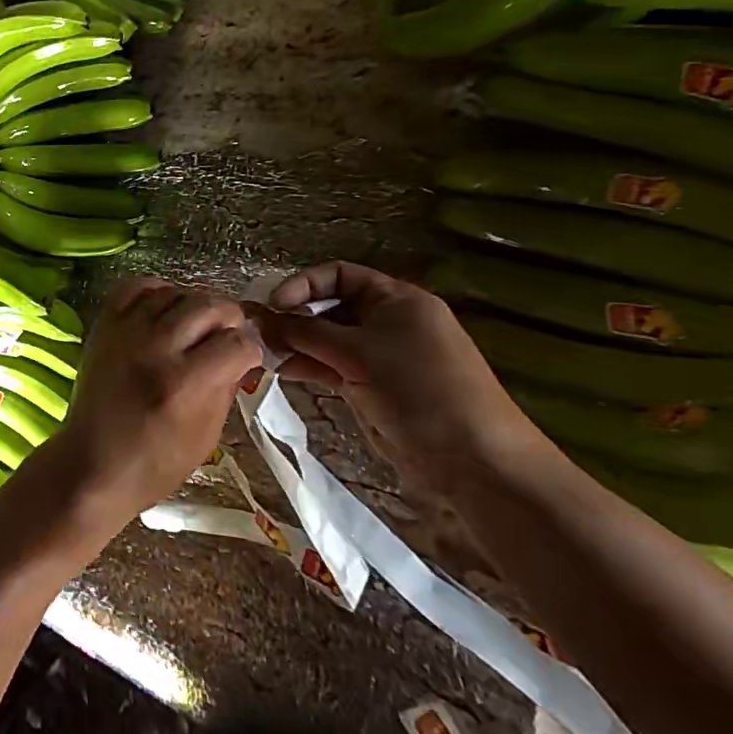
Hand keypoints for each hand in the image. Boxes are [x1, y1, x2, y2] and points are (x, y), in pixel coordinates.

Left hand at [50, 277, 260, 527]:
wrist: (91, 464)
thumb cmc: (153, 463)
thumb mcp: (206, 435)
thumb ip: (227, 386)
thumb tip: (242, 353)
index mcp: (184, 384)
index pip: (238, 342)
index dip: (251, 350)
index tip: (247, 358)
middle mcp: (156, 349)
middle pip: (211, 306)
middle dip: (231, 320)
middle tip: (227, 337)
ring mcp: (127, 332)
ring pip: (177, 292)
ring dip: (195, 307)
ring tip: (195, 328)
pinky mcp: (105, 325)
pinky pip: (138, 287)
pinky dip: (158, 293)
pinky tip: (165, 312)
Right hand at [253, 262, 545, 483]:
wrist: (473, 457)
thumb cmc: (419, 388)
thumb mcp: (359, 353)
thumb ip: (307, 333)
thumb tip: (264, 319)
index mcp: (395, 298)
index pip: (340, 275)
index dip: (304, 284)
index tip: (273, 304)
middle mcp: (387, 321)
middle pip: (331, 307)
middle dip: (295, 316)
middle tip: (260, 332)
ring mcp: (380, 356)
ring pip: (329, 341)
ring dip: (298, 345)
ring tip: (263, 354)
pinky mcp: (374, 387)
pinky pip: (334, 367)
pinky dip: (310, 367)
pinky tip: (281, 371)